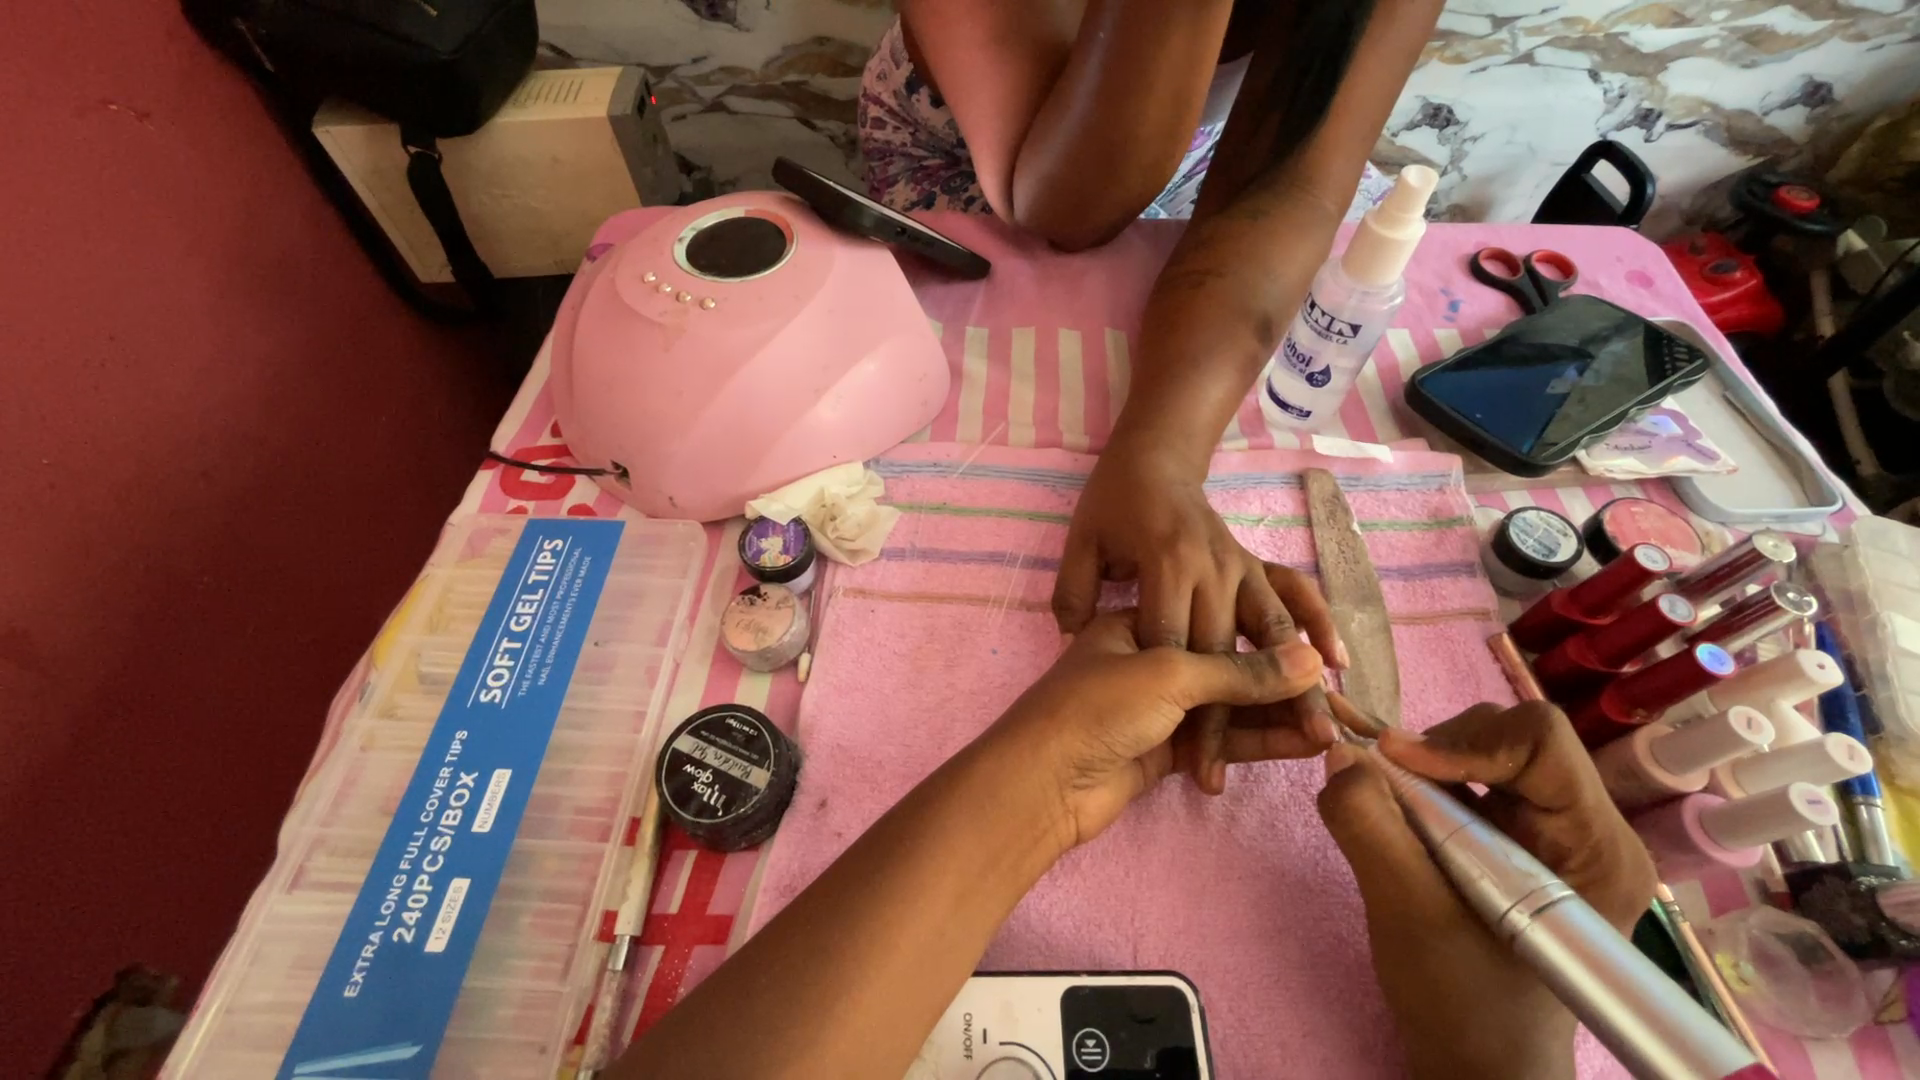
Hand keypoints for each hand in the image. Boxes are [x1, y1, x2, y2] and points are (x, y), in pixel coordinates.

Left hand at [988, 611, 1331, 852]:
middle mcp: (1152, 654)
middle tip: (1334, 703)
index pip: (1216, 616)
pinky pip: (1219, 735)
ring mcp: (1158, 702)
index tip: (1319, 654)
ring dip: (1276, 716)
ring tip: (1327, 732)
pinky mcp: (1165, 745)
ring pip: (1229, 702)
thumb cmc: (1096, 706)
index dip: (1268, 635)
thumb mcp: (1167, 674)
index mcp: (1141, 616)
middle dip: (1281, 683)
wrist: (1041, 780)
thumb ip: (1239, 670)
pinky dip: (1257, 740)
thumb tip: (1312, 662)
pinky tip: (1300, 745)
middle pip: (1229, 660)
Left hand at [1053, 446, 1344, 791]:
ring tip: (1321, 731)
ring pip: (1270, 632)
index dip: (1174, 695)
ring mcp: (1237, 566)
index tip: (1183, 750)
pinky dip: (1318, 626)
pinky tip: (1336, 664)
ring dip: (1293, 685)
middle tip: (1233, 771)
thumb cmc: (1112, 502)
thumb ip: (1076, 592)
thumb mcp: (1081, 543)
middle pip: (1224, 650)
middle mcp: (1209, 567)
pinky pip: (1292, 598)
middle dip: (1233, 713)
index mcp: (1164, 563)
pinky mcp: (1252, 568)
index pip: (1173, 639)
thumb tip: (1071, 636)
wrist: (1153, 454)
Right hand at [1316, 700, 1657, 1079]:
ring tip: (1390, 809)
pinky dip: (1419, 782)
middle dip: (1436, 751)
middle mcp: (1585, 828)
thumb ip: (1370, 827)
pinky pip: (1466, 778)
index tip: (1394, 763)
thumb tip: (1339, 753)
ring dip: (1422, 766)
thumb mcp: (1407, 913)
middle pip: (1509, 736)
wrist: (1478, 1062)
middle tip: (1386, 789)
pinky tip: (1395, 811)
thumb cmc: (1462, 1003)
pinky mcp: (1516, 839)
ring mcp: (1552, 832)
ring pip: (1482, 749)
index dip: (1463, 740)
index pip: (1540, 742)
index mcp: (1595, 848)